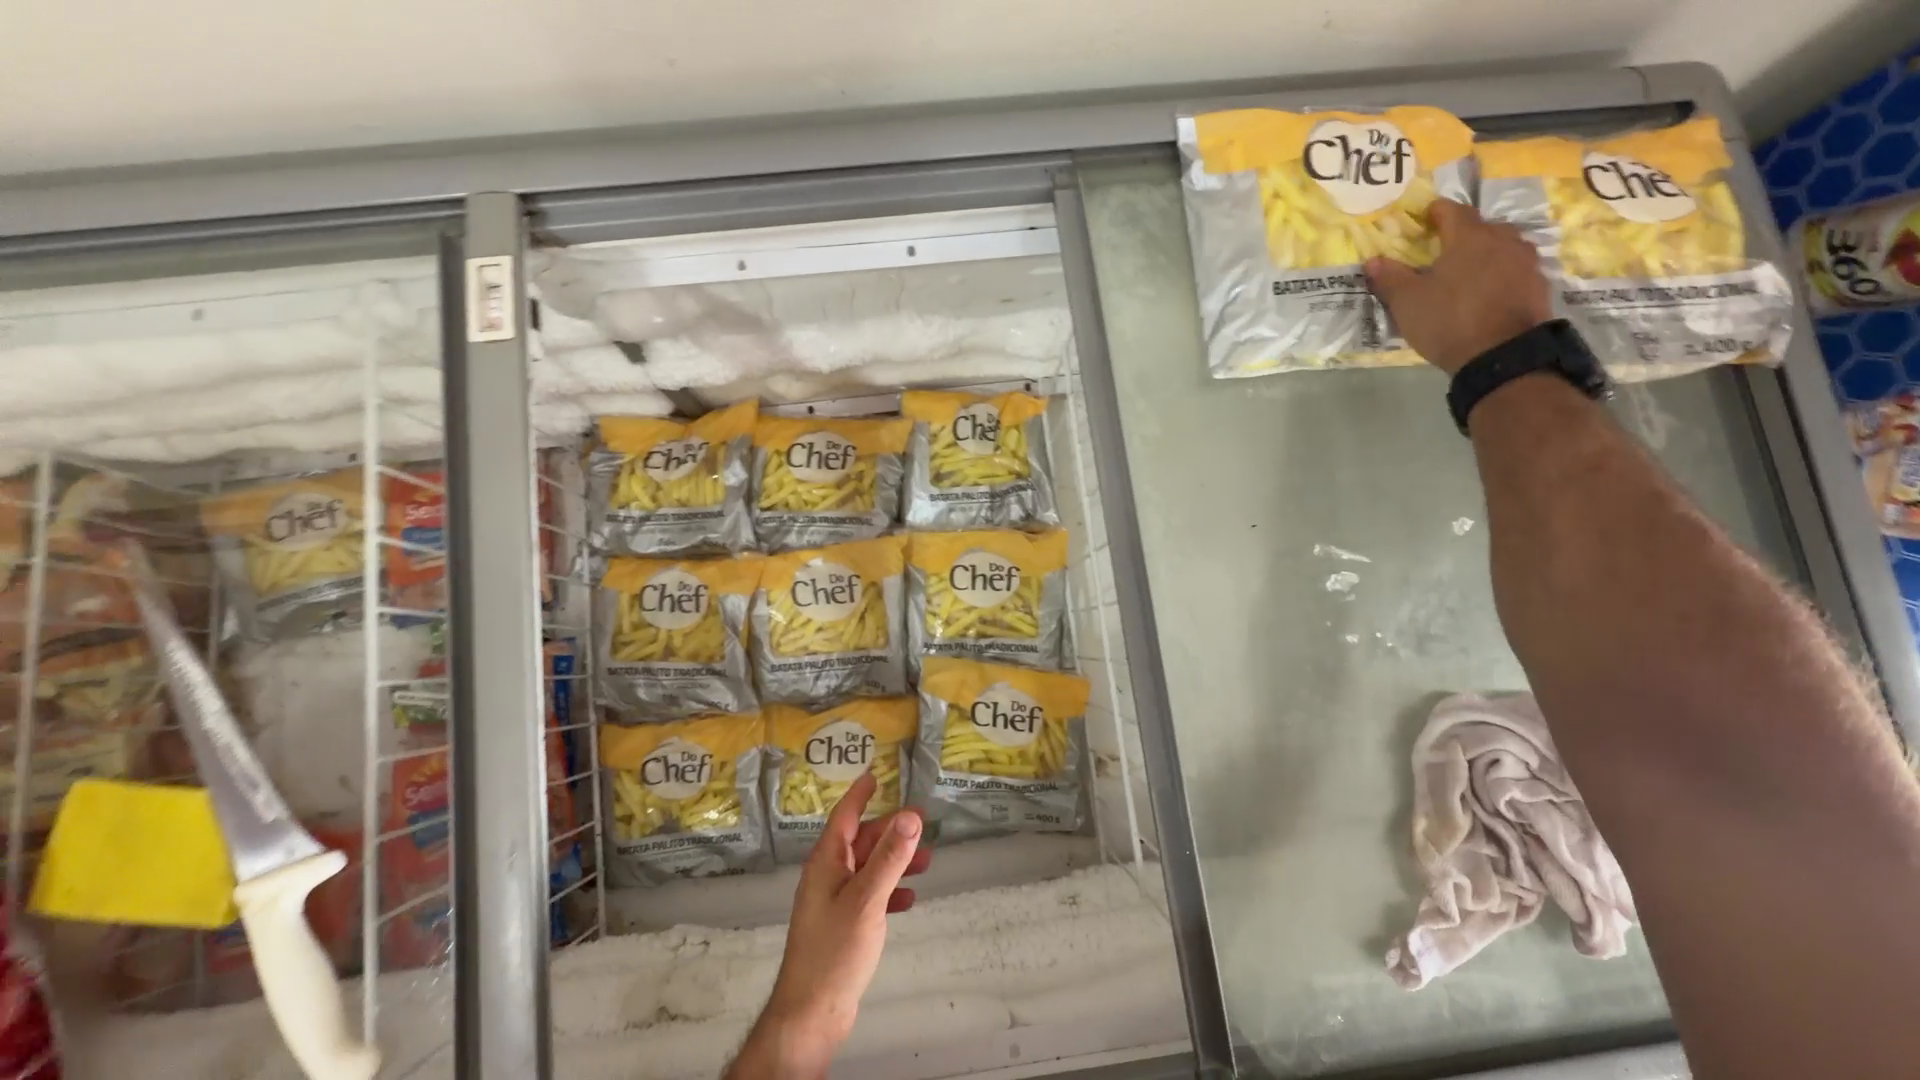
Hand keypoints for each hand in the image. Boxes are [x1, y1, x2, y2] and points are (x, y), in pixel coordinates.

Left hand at [727, 774, 929, 1078]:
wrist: (812, 1010)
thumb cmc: (835, 949)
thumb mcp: (868, 899)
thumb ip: (890, 857)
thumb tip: (910, 816)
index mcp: (826, 863)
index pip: (844, 818)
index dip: (859, 795)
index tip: (875, 775)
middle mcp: (827, 877)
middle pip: (860, 842)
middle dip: (890, 832)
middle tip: (922, 823)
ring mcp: (833, 902)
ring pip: (868, 869)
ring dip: (895, 862)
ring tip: (926, 862)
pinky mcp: (842, 925)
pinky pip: (869, 896)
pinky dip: (890, 891)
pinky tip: (910, 900)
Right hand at [1364, 200, 1553, 374]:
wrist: (1502, 355)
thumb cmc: (1449, 321)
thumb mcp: (1408, 303)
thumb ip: (1390, 278)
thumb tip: (1372, 261)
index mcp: (1468, 238)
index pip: (1453, 211)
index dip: (1438, 211)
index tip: (1428, 216)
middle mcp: (1502, 241)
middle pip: (1484, 227)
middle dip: (1466, 234)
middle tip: (1449, 249)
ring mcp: (1526, 263)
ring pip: (1505, 247)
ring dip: (1488, 253)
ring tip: (1472, 271)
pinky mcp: (1538, 286)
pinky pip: (1517, 271)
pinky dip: (1504, 275)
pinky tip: (1492, 293)